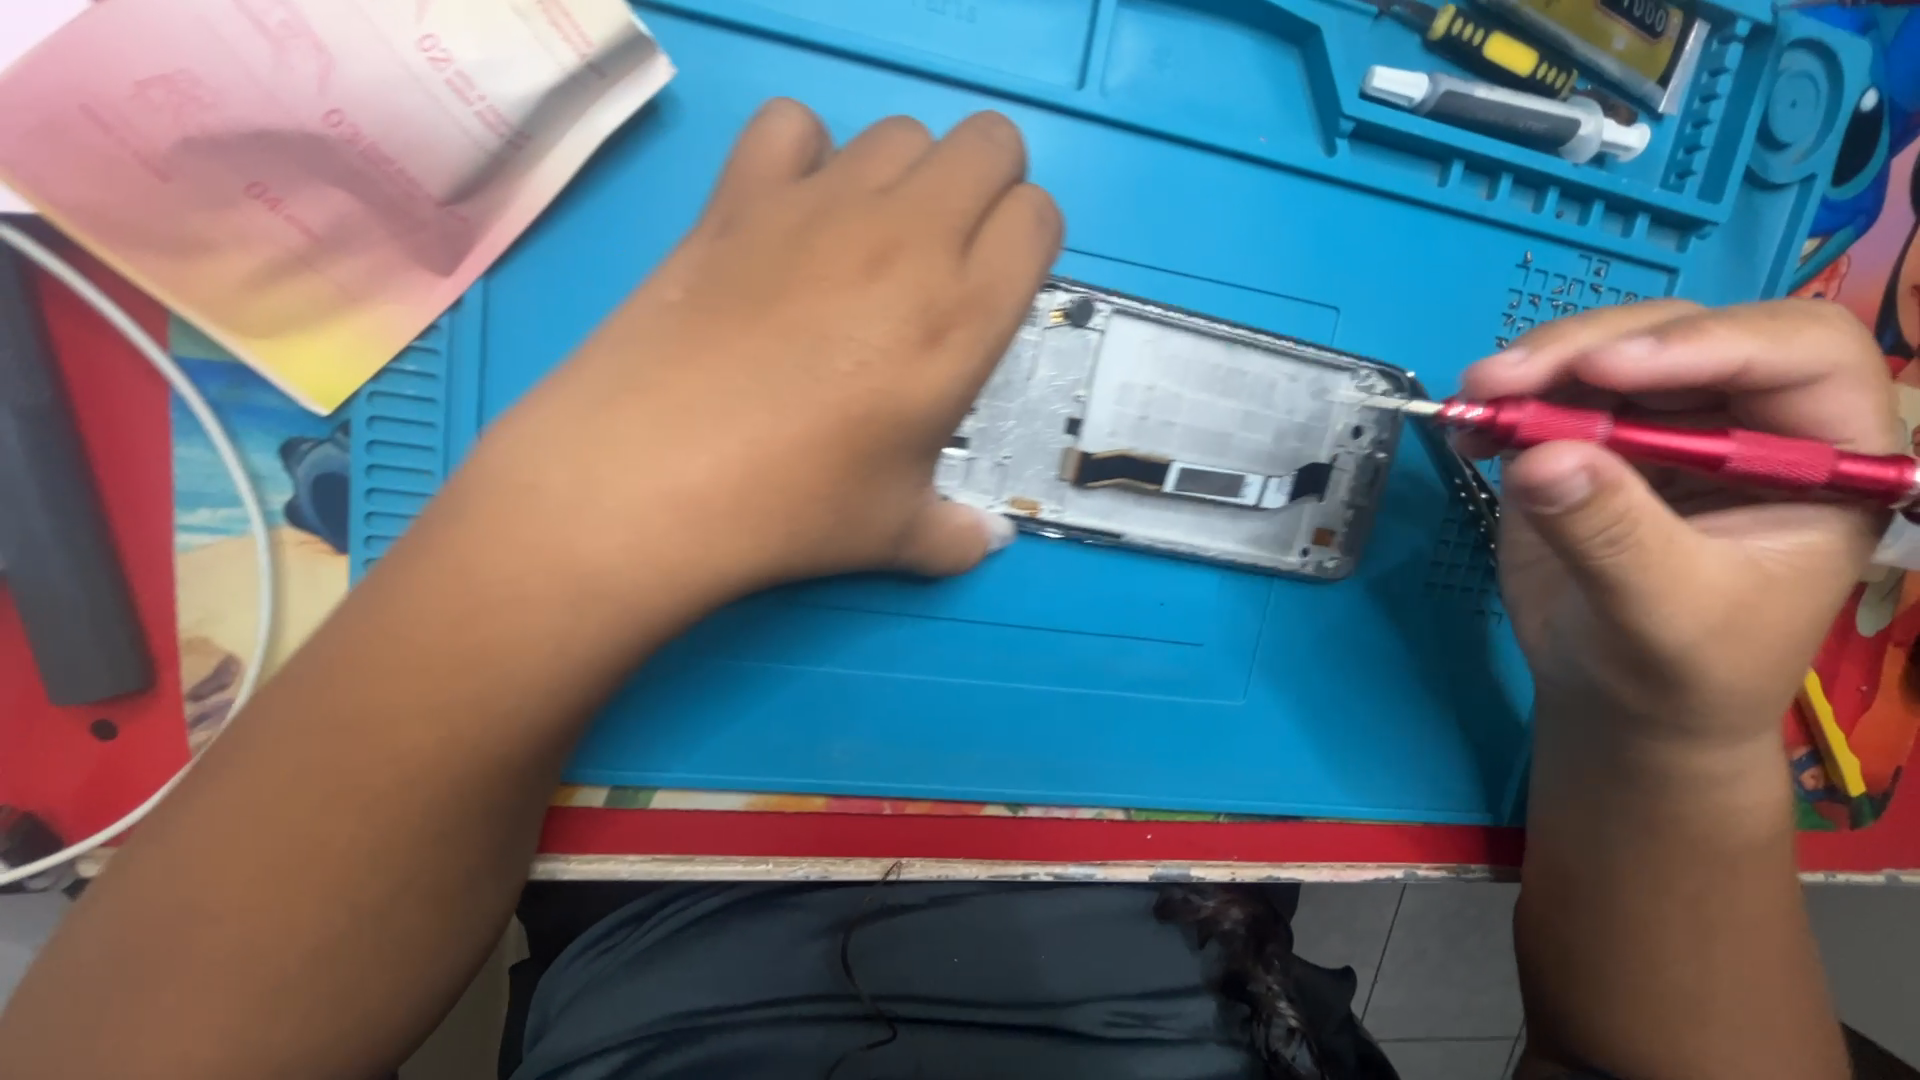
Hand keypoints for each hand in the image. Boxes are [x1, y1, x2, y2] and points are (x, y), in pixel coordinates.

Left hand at [458, 100, 1060, 601]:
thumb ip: (957, 535)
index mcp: (962, 318)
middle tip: (945, 255)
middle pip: (988, 143)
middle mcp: (907, 241)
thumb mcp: (894, 533)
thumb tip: (988, 543)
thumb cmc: (793, 507)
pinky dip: (803, 154)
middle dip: (985, 186)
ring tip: (868, 243)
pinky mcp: (740, 197)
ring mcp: (820, 208)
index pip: (1038, 217)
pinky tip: (791, 214)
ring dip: (904, 176)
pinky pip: (791, 126)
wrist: (654, 477)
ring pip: (900, 132)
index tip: (991, 288)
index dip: (1025, 244)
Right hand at [1460, 299, 1900, 752]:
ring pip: (1602, 355)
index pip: (1794, 358)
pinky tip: (1466, 434)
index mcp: (1818, 456)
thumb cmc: (1680, 671)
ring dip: (1532, 370)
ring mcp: (1660, 430)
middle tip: (1497, 383)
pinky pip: (1545, 401)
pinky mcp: (1586, 447)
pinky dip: (1500, 409)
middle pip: (1680, 336)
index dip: (1707, 344)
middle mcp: (1743, 423)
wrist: (1621, 702)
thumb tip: (1543, 457)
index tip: (1603, 372)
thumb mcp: (1660, 611)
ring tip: (1470, 401)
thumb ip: (1612, 535)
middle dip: (1585, 349)